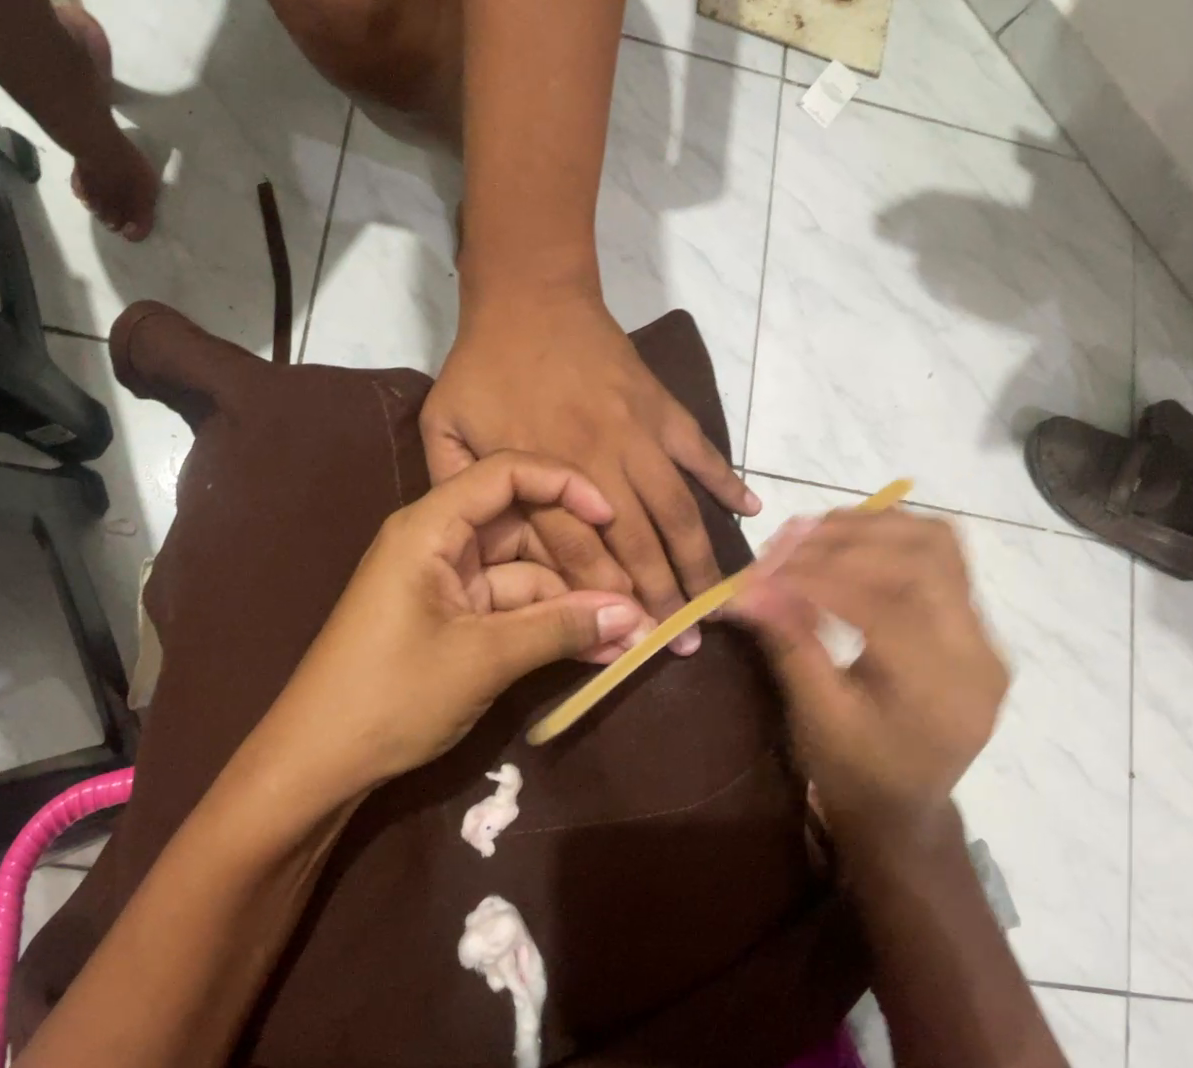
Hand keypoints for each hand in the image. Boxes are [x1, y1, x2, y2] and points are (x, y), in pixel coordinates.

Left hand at [263, 451, 651, 792]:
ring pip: (524, 576)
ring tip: (633, 636)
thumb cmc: (391, 694)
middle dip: (581, 564)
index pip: (504, 473)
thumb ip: (558, 629)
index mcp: (429, 527)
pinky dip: (549, 628)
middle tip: (641, 599)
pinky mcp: (452, 621)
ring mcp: (446, 584)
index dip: (563, 483)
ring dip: (573, 605)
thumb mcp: (482, 658)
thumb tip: (635, 614)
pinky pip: (511, 610)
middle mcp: (438, 543)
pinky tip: (598, 650)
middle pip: (522, 528)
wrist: (319, 759)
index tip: (613, 513)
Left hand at [421, 295, 759, 653]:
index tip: (629, 643)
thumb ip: (454, 487)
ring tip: (717, 605)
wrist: (528, 296)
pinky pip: (700, 451)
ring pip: (675, 510)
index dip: (606, 602)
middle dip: (661, 599)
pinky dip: (726, 481)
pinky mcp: (661, 409)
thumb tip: (476, 543)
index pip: (579, 554)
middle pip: (636, 544)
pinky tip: (749, 512)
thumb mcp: (442, 428)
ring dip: (698, 560)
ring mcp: (637, 434)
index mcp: (542, 473)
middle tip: (683, 645)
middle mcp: (598, 461)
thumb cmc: (480, 368)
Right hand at [724, 510, 1008, 838]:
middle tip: (778, 546)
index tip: (758, 572)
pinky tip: (841, 541)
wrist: (901, 806)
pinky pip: (940, 557)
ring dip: (868, 528)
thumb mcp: (814, 716)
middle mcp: (977, 652)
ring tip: (806, 534)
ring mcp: (982, 634)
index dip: (815, 580)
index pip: (884, 607)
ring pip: (937, 545)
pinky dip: (888, 537)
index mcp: (940, 690)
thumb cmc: (852, 771)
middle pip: (922, 560)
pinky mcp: (972, 624)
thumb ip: (789, 644)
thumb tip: (743, 588)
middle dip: (842, 543)